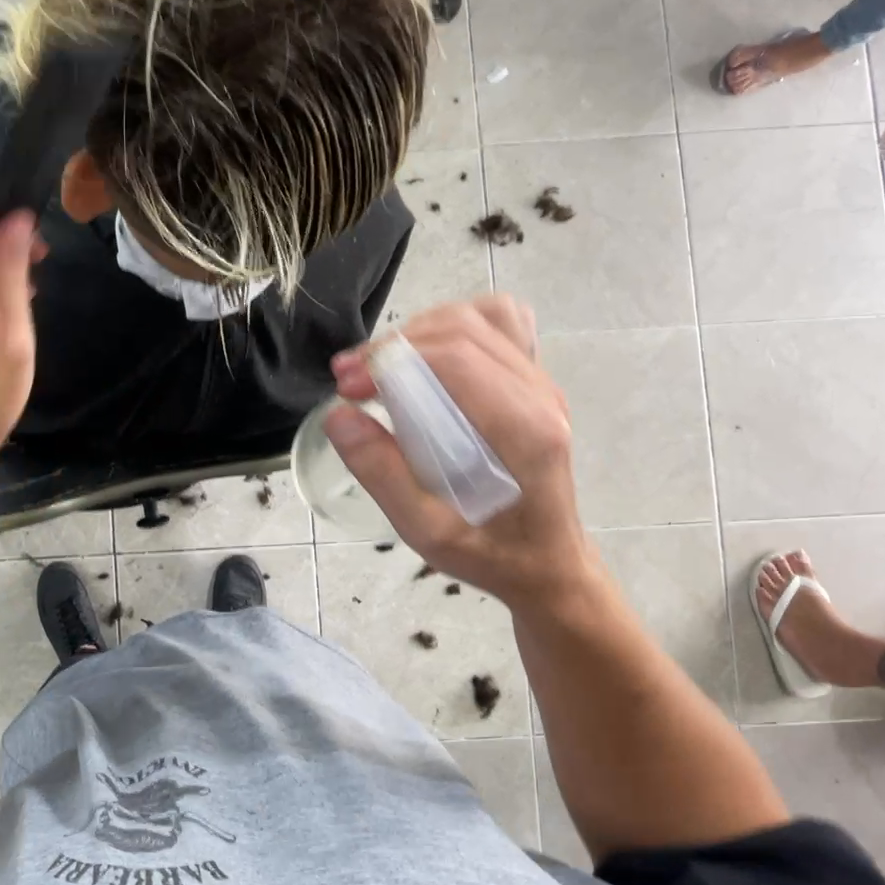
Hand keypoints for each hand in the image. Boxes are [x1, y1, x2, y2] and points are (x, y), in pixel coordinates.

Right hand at [325, 296, 597, 605]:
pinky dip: (455, 329)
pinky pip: (501, 328)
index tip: (345, 385)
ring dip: (422, 331)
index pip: (454, 358)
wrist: (546, 566)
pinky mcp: (536, 385)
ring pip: (483, 318)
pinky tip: (427, 357)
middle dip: (396, 344)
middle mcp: (539, 396)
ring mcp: (543, 385)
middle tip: (349, 379)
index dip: (391, 359)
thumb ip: (382, 474)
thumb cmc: (488, 554)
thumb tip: (338, 416)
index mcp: (521, 430)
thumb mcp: (426, 532)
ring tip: (382, 365)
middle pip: (464, 329)